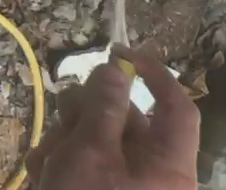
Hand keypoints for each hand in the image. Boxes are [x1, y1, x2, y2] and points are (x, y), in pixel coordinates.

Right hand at [26, 48, 200, 189]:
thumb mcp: (91, 152)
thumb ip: (102, 108)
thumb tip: (117, 68)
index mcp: (170, 164)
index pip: (177, 108)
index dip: (156, 75)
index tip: (119, 49)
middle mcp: (157, 170)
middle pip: (123, 117)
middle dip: (82, 114)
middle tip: (61, 123)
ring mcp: (131, 180)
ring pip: (96, 134)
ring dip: (64, 139)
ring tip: (47, 162)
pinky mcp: (107, 186)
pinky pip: (85, 157)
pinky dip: (62, 158)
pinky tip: (48, 172)